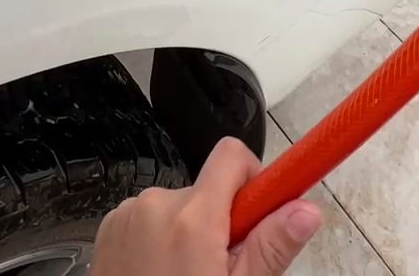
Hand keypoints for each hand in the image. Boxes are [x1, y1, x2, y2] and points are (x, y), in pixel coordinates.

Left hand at [91, 138, 321, 275]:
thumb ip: (270, 248)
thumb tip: (307, 210)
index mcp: (193, 218)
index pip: (232, 155)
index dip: (252, 177)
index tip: (260, 210)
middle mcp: (158, 203)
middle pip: (206, 189)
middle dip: (220, 221)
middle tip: (222, 268)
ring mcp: (129, 212)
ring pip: (178, 206)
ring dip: (187, 232)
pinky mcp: (111, 224)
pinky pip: (148, 216)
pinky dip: (158, 238)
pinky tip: (159, 274)